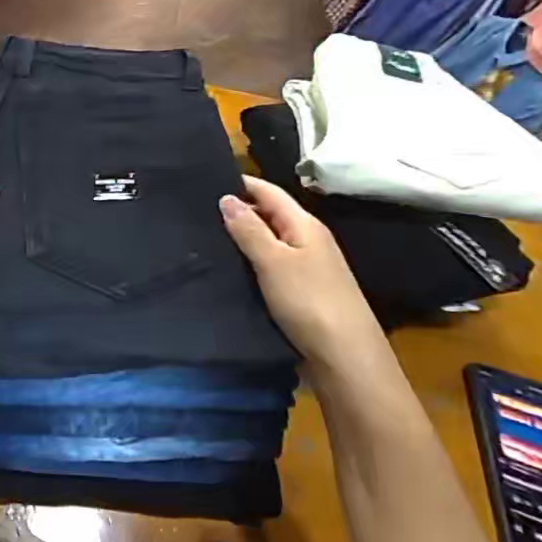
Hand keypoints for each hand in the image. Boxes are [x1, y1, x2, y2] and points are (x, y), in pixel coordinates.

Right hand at [219, 175, 383, 369]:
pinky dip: (249, 262)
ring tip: (204, 238)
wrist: (345, 359)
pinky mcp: (301, 293)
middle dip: (237, 210)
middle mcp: (308, 241)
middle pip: (269, 214)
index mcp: (305, 225)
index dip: (240, 183)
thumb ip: (249, 229)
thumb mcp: (273, 261)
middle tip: (196, 213)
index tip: (204, 182)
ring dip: (241, 238)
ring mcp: (307, 268)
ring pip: (268, 242)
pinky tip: (228, 270)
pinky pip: (269, 266)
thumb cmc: (309, 302)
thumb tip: (227, 198)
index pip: (268, 191)